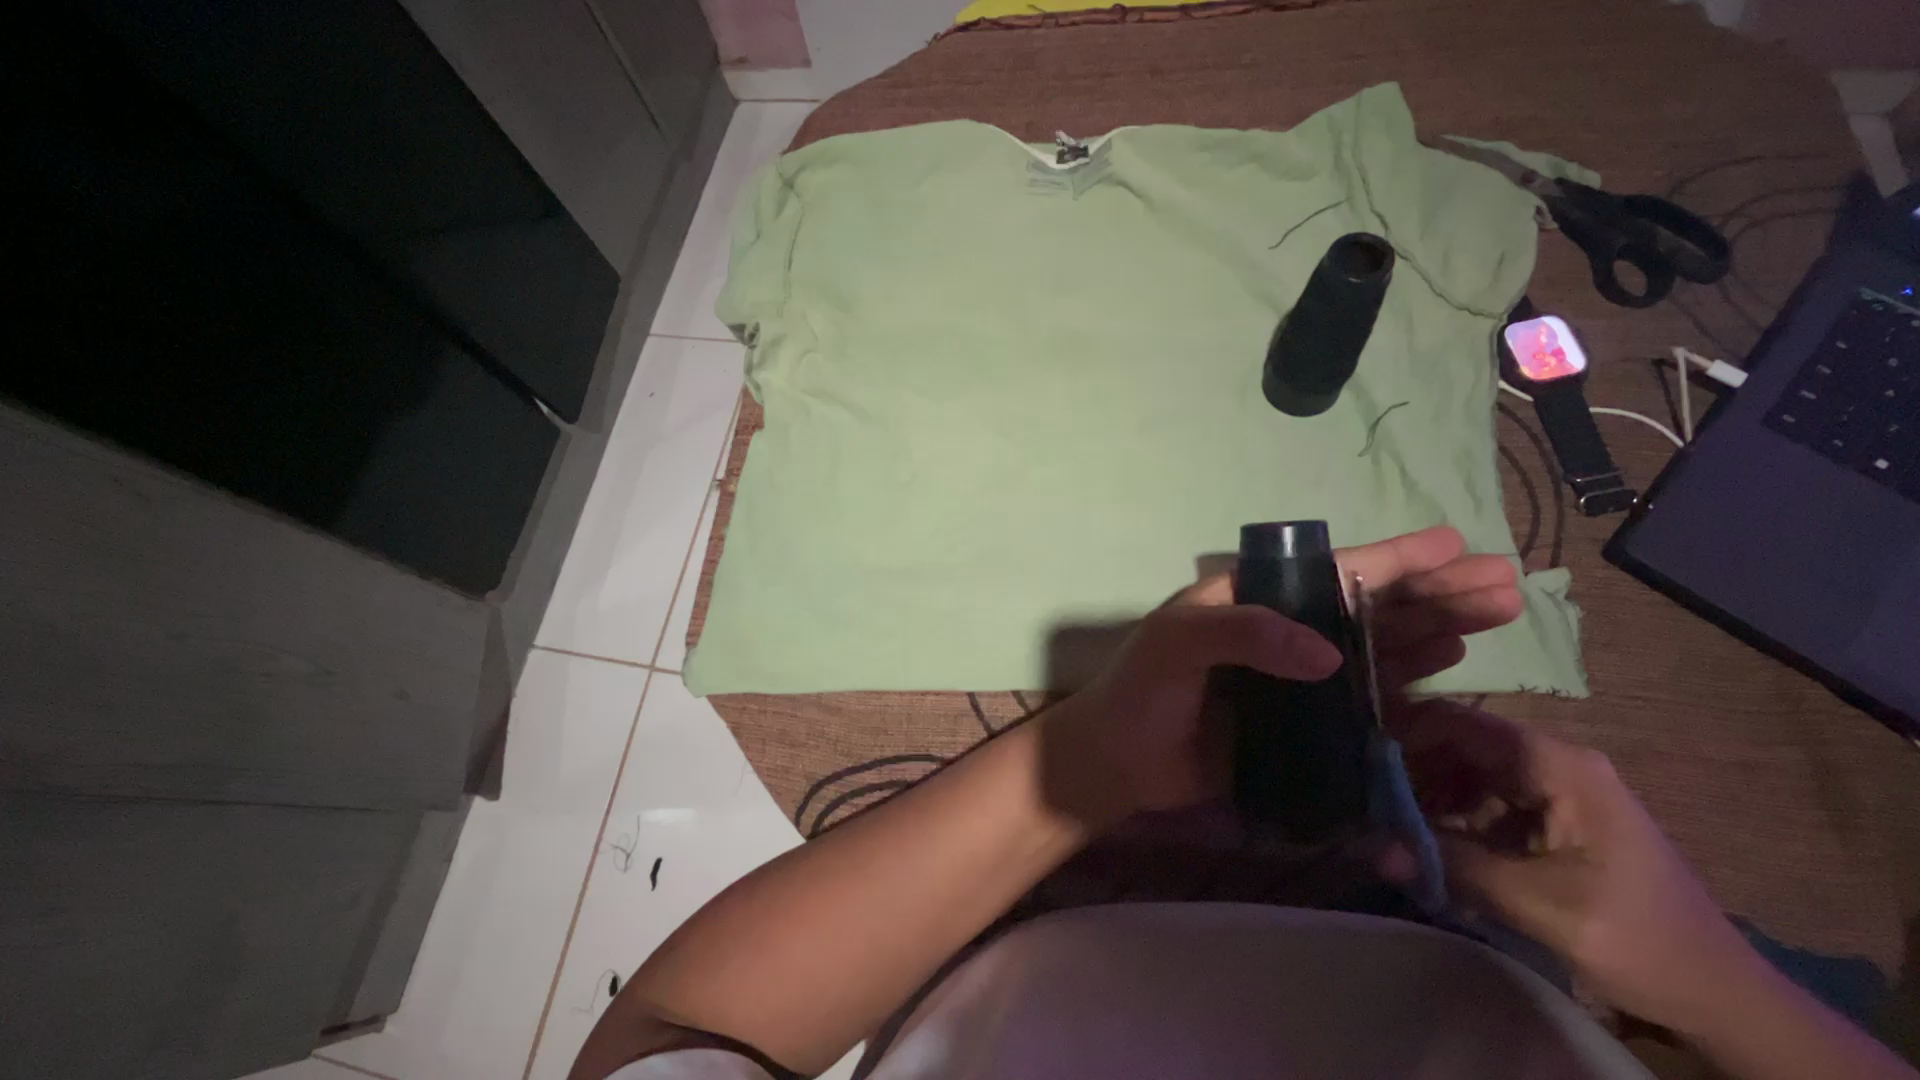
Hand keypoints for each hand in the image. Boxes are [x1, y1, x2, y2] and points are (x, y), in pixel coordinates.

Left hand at [1039, 526, 1523, 829]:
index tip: (1455, 542)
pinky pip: (1369, 701)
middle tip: (1505, 584)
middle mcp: (1284, 632)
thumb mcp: (1177, 642)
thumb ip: (1244, 634)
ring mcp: (1298, 680)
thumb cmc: (1140, 690)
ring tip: (1494, 617)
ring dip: (1435, 630)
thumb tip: (1331, 656)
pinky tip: (1449, 667)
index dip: (1395, 558)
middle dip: (1436, 592)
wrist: (1118, 760)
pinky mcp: (1304, 726)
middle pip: (1371, 607)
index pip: (1334, 572)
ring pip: (1380, 648)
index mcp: (1254, 599)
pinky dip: (1409, 682)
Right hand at [1394, 699, 1761, 1029]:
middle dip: (1412, 771)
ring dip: (1430, 798)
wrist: (1719, 995)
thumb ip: (1454, 865)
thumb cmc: (1638, 939)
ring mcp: (1557, 791)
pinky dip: (1455, 820)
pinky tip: (1434, 850)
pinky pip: (1487, 802)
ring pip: (1470, 773)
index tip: (1355, 758)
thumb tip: (1373, 843)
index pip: (1463, 722)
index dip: (1405, 731)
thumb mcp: (1539, 903)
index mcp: (1560, 765)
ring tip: (1394, 829)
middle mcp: (1556, 763)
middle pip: (1462, 745)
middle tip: (1366, 803)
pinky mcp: (1554, 820)